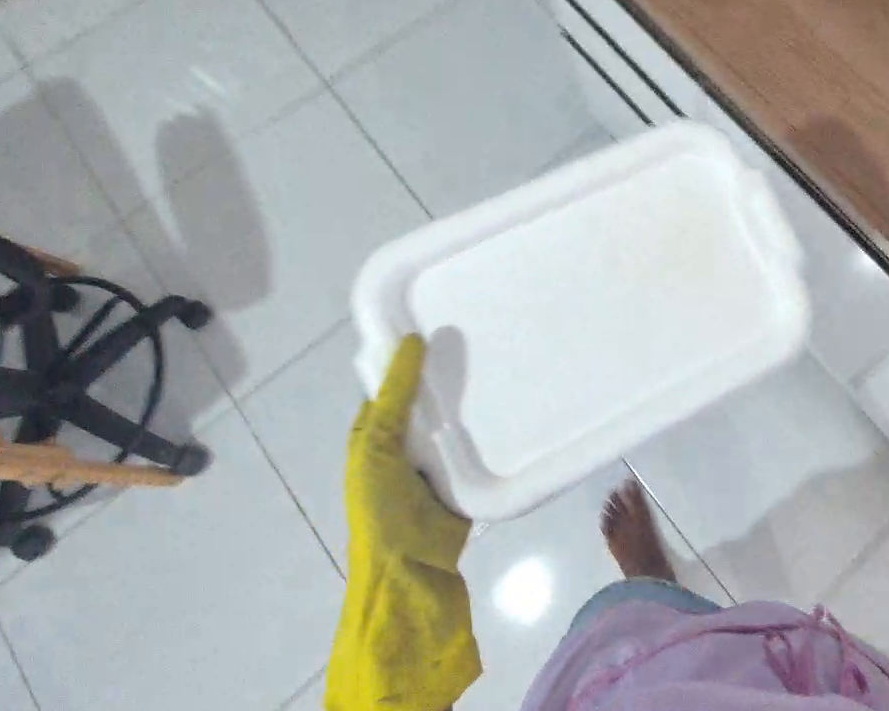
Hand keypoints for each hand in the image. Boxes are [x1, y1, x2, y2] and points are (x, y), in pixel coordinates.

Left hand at [326, 335, 480, 710]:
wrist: (411, 568)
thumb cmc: (380, 505)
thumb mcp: (376, 444)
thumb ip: (394, 397)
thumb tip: (412, 340)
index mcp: (376, 432)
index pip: (393, 384)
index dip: (411, 356)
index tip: (440, 320)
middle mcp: (406, 441)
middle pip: (430, 397)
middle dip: (450, 372)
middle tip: (484, 333)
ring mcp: (437, 459)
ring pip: (456, 418)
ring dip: (474, 398)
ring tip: (506, 360)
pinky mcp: (464, 476)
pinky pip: (478, 444)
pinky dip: (491, 427)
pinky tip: (513, 403)